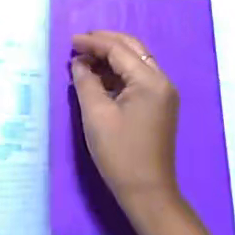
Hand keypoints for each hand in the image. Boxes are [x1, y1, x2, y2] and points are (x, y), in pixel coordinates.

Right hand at [69, 31, 179, 207]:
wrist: (147, 192)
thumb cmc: (119, 154)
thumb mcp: (96, 115)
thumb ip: (86, 82)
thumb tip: (80, 63)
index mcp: (150, 80)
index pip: (119, 49)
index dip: (93, 43)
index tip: (70, 42)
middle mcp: (162, 81)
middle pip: (132, 49)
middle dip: (105, 43)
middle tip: (78, 43)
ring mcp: (163, 93)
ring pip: (136, 62)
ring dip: (111, 57)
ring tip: (84, 59)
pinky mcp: (159, 105)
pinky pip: (138, 77)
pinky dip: (119, 73)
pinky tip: (99, 77)